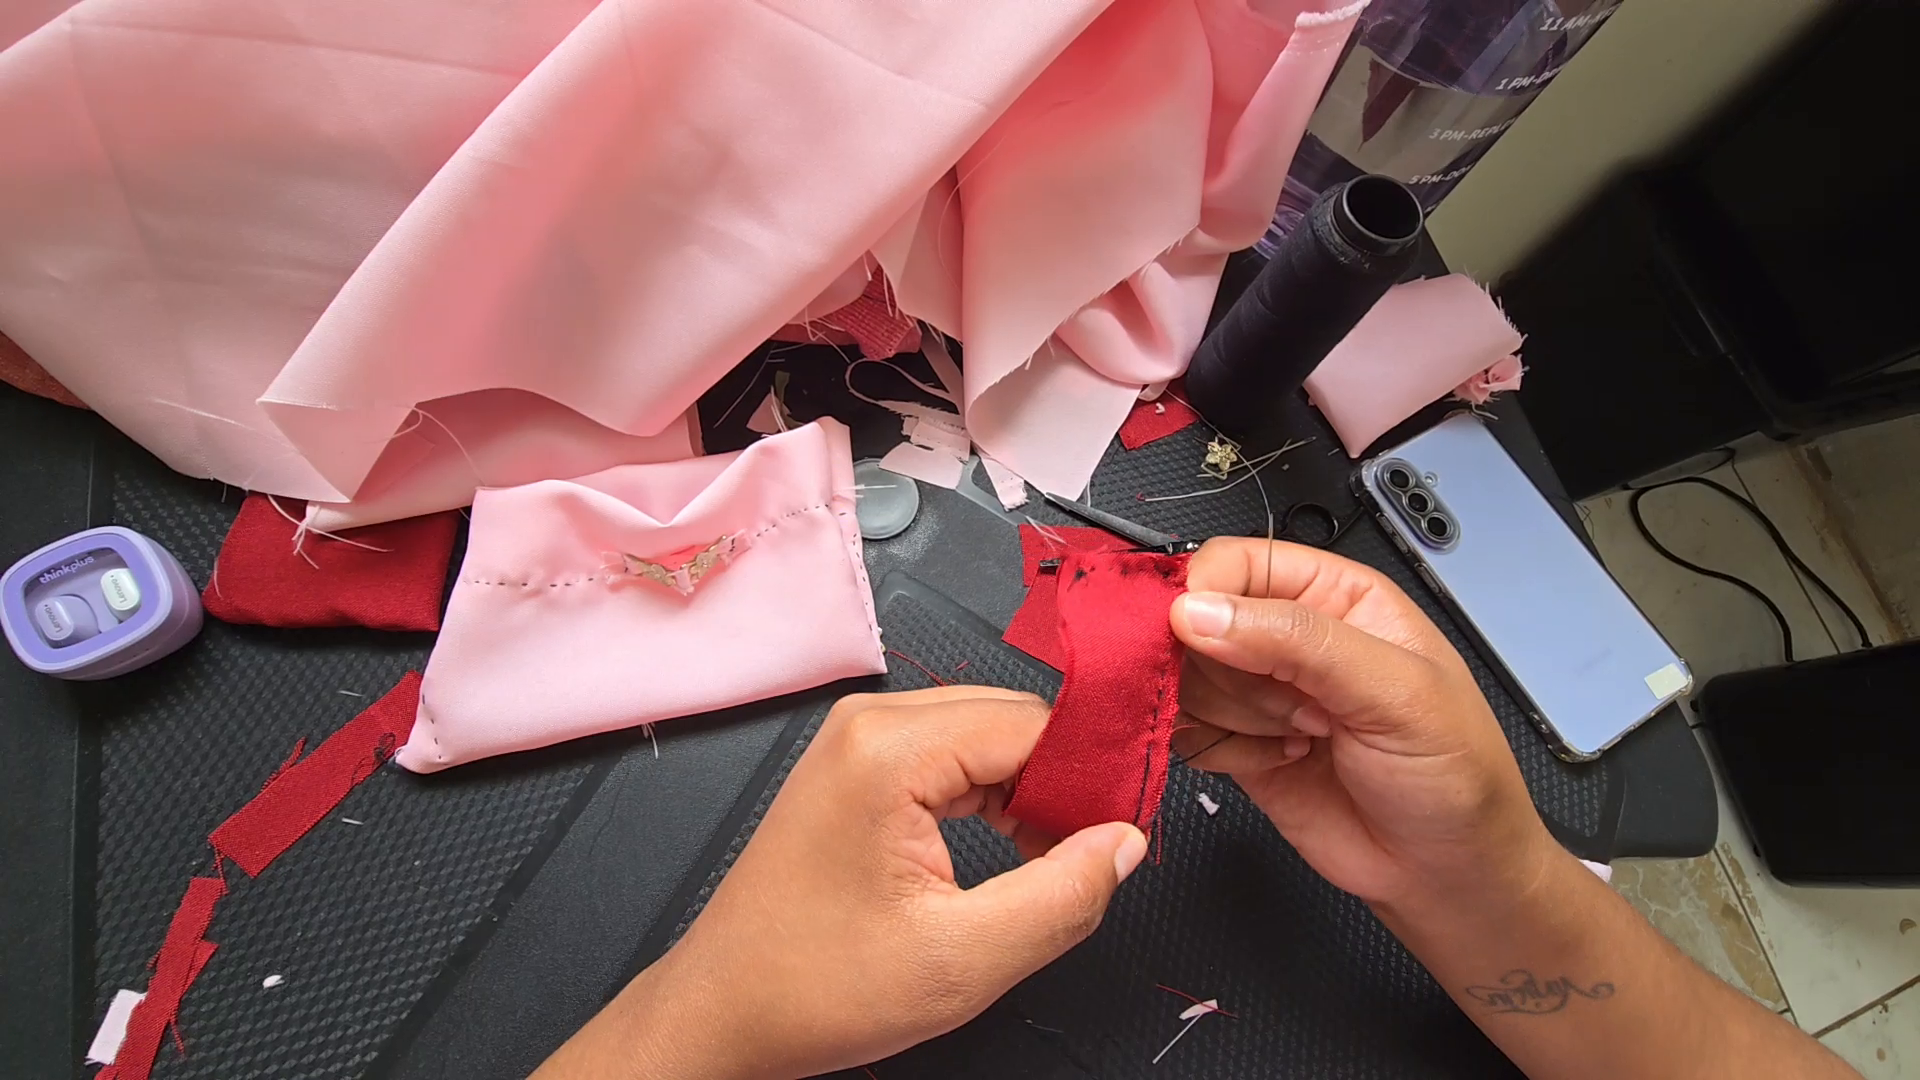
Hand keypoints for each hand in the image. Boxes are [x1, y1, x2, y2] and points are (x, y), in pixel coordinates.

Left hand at [534, 686, 1147, 1079]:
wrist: (723, 1006)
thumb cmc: (820, 987)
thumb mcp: (961, 960)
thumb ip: (1061, 896)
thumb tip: (1125, 840)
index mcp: (889, 748)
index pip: (1029, 726)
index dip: (1091, 771)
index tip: (1130, 821)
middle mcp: (873, 717)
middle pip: (1007, 719)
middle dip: (1061, 777)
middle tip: (1098, 845)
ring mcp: (861, 731)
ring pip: (983, 731)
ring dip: (1028, 784)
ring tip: (1054, 850)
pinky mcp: (860, 753)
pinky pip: (949, 749)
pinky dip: (990, 787)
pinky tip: (1011, 833)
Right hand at [1168, 538, 1552, 909]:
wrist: (1444, 876)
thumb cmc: (1452, 774)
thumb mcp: (1396, 694)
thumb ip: (1297, 641)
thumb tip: (1193, 611)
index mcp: (1330, 594)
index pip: (1234, 562)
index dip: (1204, 590)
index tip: (1189, 629)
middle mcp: (1283, 634)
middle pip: (1196, 620)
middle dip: (1234, 670)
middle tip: (1302, 708)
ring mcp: (1252, 688)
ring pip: (1185, 675)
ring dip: (1235, 715)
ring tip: (1303, 737)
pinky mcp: (1230, 737)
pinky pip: (1184, 726)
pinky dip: (1223, 750)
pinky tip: (1282, 762)